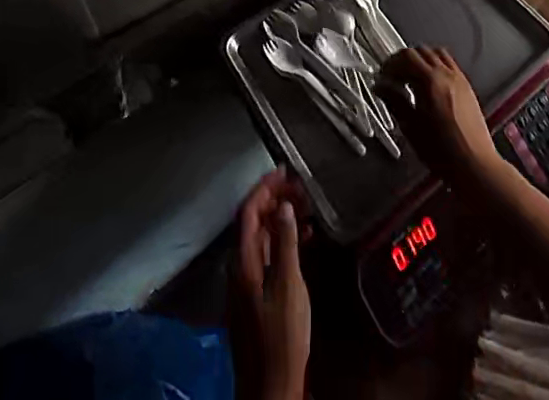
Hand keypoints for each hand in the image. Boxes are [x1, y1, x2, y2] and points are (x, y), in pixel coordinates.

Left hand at [232, 170, 309, 399]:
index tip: (284, 170)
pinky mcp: (257, 293)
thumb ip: (285, 243)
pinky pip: (268, 253)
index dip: (264, 189)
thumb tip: (283, 206)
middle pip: (252, 223)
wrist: (271, 384)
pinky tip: (305, 237)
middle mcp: (240, 268)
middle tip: (301, 186)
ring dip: (281, 218)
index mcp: (244, 263)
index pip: (248, 214)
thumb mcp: (289, 284)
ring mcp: (247, 282)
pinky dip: (284, 239)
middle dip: (274, 199)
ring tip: (307, 206)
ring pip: (261, 237)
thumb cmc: (282, 334)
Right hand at [381, 47, 500, 184]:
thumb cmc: (440, 150)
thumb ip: (395, 101)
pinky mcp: (468, 87)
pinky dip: (436, 66)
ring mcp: (460, 78)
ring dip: (422, 60)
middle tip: (393, 76)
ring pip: (438, 55)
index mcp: (430, 81)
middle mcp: (447, 74)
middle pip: (422, 51)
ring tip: (410, 79)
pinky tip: (429, 85)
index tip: (383, 76)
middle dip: (404, 60)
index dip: (391, 63)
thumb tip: (381, 86)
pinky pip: (450, 65)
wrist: (473, 162)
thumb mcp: (411, 126)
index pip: (407, 57)